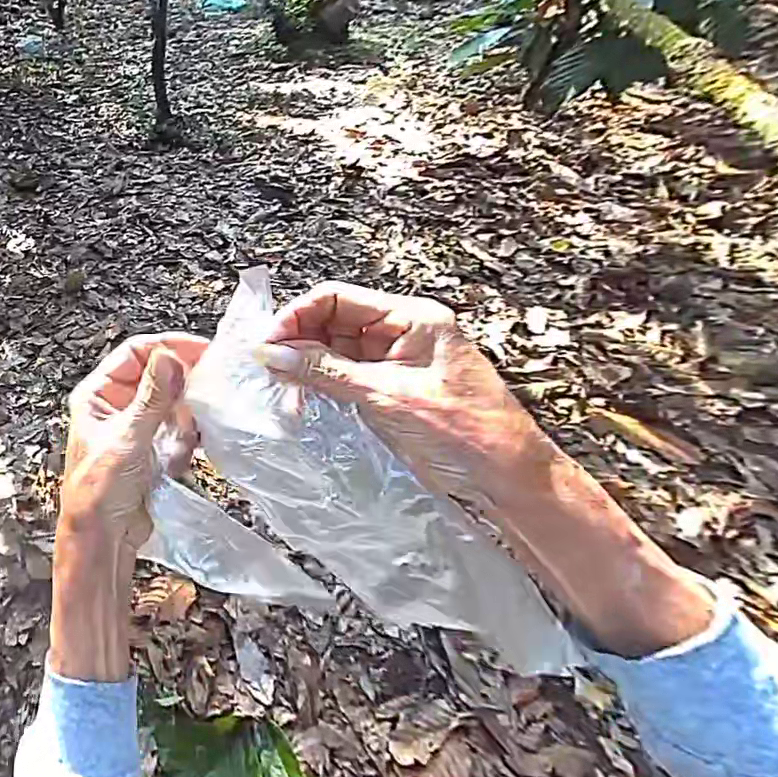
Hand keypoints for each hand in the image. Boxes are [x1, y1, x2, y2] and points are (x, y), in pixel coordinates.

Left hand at [52, 332, 207, 679]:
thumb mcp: (127, 439)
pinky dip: (185, 439)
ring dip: (184, 417)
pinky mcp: (152, 448)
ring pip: (171, 404)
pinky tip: (180, 455)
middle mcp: (116, 405)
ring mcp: (136, 426)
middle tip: (207, 389)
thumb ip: (152, 398)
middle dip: (181, 386)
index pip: (136, 353)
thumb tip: (168, 357)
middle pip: (158, 376)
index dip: (168, 347)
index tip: (201, 351)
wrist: (102, 539)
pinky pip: (177, 430)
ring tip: (184, 437)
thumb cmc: (99, 490)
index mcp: (98, 394)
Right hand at [260, 282, 553, 505]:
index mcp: (411, 318)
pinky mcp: (387, 388)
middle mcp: (400, 332)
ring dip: (304, 368)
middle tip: (269, 368)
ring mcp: (393, 361)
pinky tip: (301, 402)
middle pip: (331, 322)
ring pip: (332, 351)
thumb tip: (276, 353)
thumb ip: (327, 372)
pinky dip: (319, 387)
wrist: (508, 478)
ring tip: (283, 390)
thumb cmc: (468, 432)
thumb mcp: (388, 397)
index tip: (269, 342)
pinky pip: (341, 377)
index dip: (297, 316)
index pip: (337, 298)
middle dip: (297, 342)